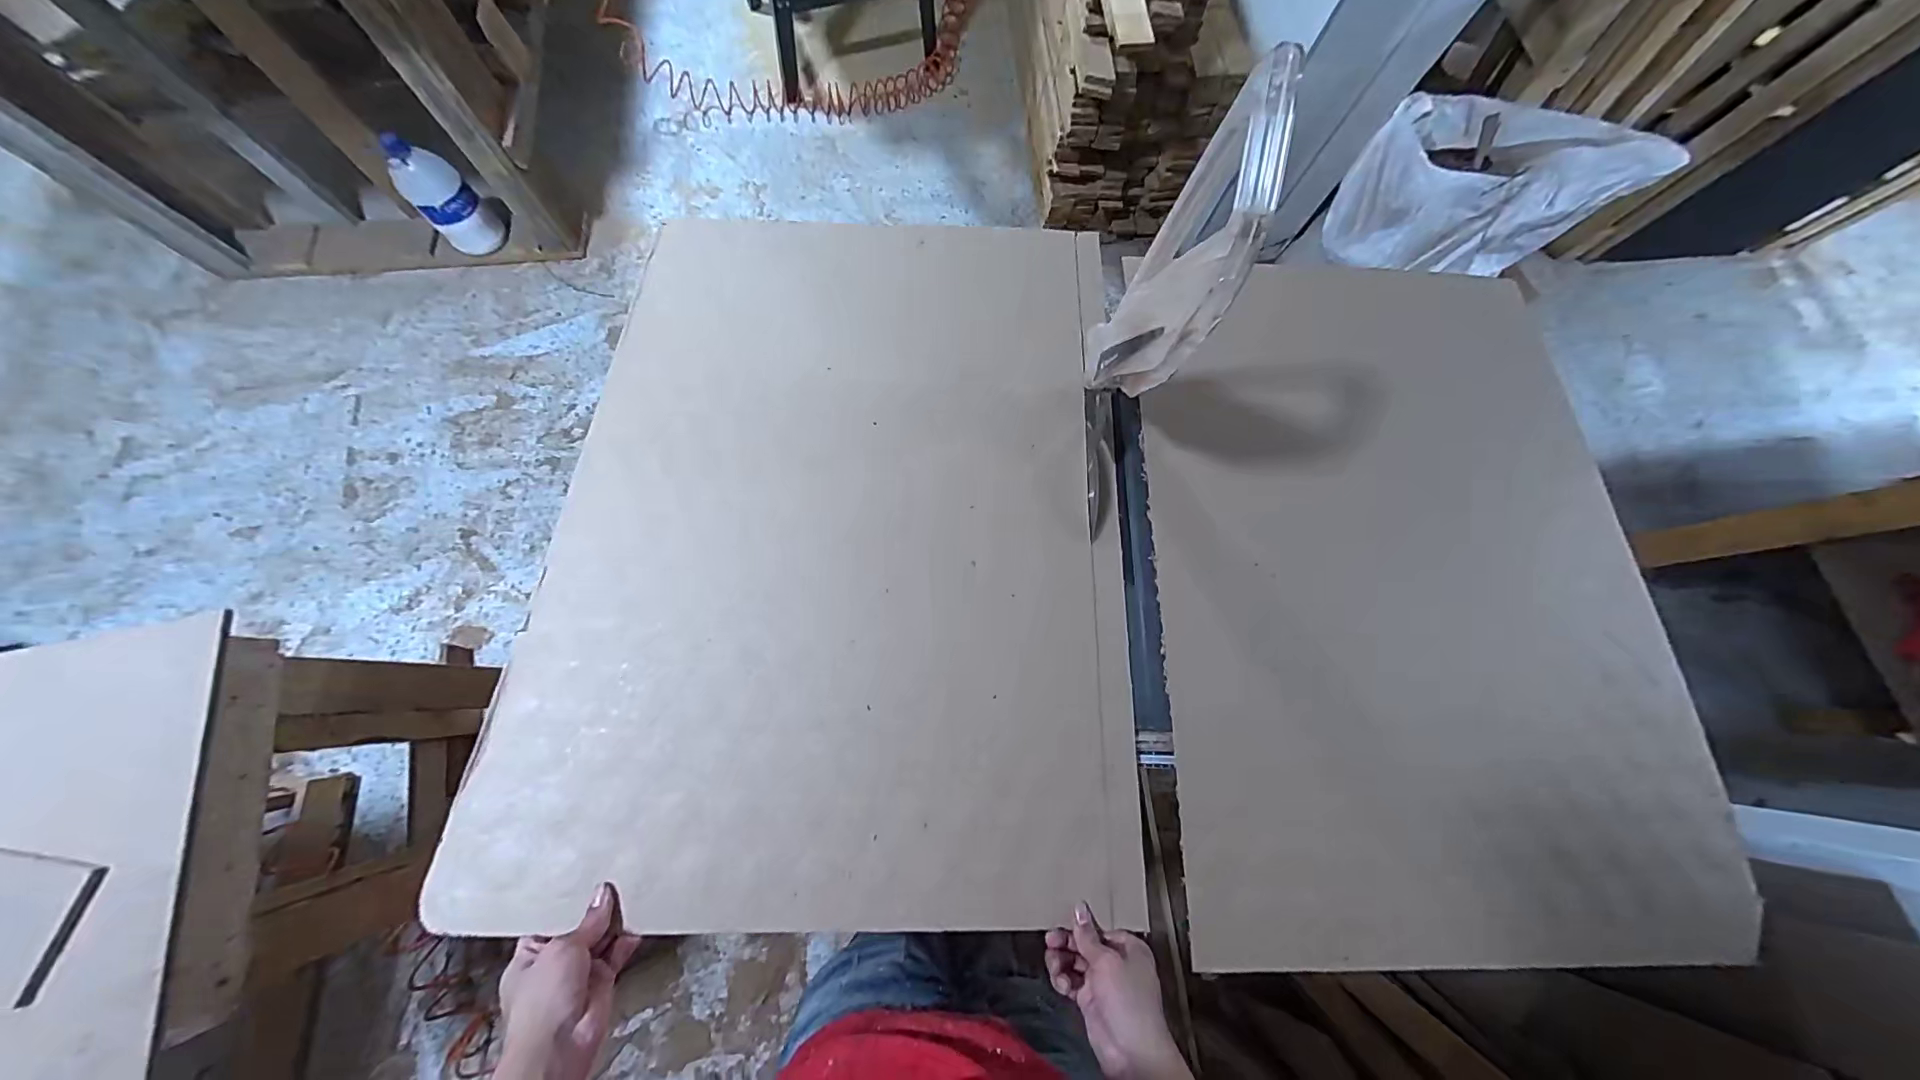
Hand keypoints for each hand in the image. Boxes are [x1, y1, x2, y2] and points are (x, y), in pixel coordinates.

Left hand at [496, 882, 642, 1079]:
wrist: (560, 1046)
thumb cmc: (544, 1000)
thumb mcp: (562, 949)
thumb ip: (588, 921)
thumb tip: (603, 893)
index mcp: (530, 955)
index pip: (550, 920)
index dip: (568, 901)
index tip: (586, 877)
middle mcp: (555, 962)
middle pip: (580, 927)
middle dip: (596, 909)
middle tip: (616, 878)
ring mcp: (580, 972)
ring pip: (601, 939)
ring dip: (615, 922)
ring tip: (631, 893)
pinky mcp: (602, 980)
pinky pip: (618, 953)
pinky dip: (628, 940)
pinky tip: (638, 920)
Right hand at [1045, 902, 1192, 1079]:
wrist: (1131, 1052)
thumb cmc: (1130, 1004)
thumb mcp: (1106, 961)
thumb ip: (1088, 935)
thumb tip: (1080, 908)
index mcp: (1128, 948)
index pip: (1098, 930)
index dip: (1080, 929)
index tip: (1063, 928)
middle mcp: (1116, 964)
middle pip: (1084, 945)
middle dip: (1066, 945)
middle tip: (1051, 942)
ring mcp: (1103, 983)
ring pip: (1074, 963)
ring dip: (1061, 963)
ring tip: (1055, 967)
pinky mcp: (1091, 1001)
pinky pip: (1072, 982)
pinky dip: (1063, 981)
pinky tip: (1061, 985)